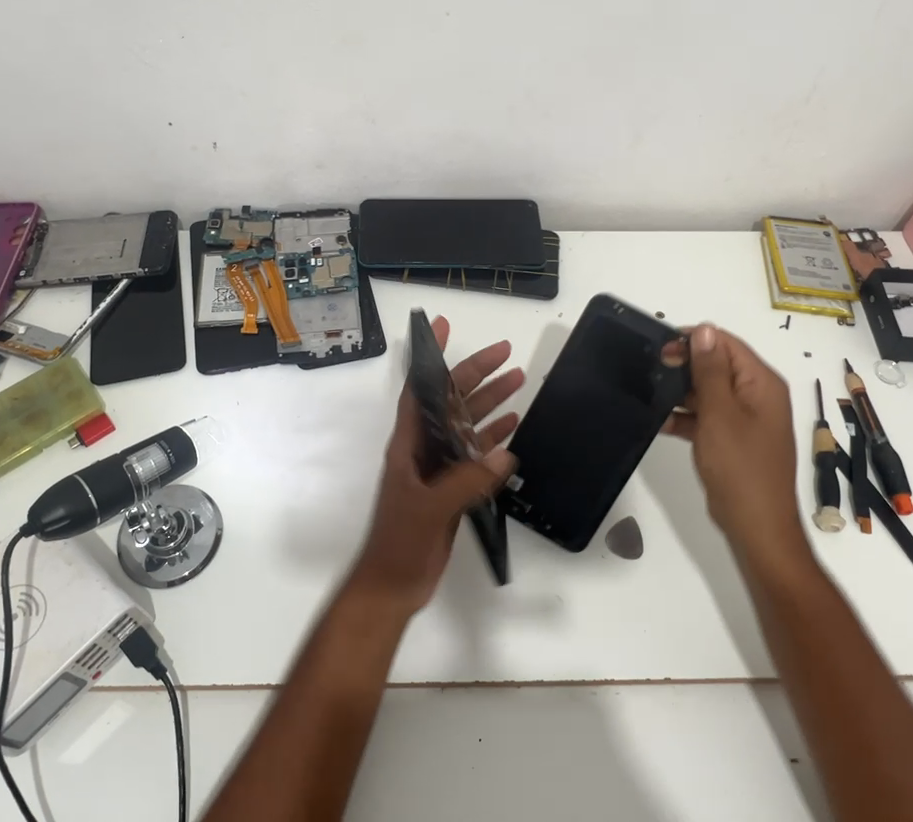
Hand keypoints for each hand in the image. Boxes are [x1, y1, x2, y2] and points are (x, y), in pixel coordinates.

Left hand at [351, 316, 522, 612]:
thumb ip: (466, 482)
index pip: (420, 389)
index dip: (432, 358)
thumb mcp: (429, 508)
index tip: (446, 327)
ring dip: (490, 403)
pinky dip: (493, 439)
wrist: (392, 585)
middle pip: (451, 401)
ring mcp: (438, 470)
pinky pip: (476, 457)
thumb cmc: (399, 543)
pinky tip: (514, 428)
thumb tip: (504, 454)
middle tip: (507, 353)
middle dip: (475, 374)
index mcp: (408, 445)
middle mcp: (423, 449)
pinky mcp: (451, 491)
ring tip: (519, 380)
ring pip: (466, 425)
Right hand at [659, 324, 805, 561]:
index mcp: (761, 383)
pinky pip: (707, 416)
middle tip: (650, 372)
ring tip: (648, 393)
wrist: (755, 524)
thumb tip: (705, 330)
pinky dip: (686, 417)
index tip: (659, 351)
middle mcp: (757, 395)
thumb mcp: (720, 414)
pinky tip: (660, 421)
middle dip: (684, 366)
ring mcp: (745, 418)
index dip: (693, 341)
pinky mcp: (732, 438)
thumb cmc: (740, 466)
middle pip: (717, 365)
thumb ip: (710, 371)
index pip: (725, 344)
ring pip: (708, 391)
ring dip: (681, 392)